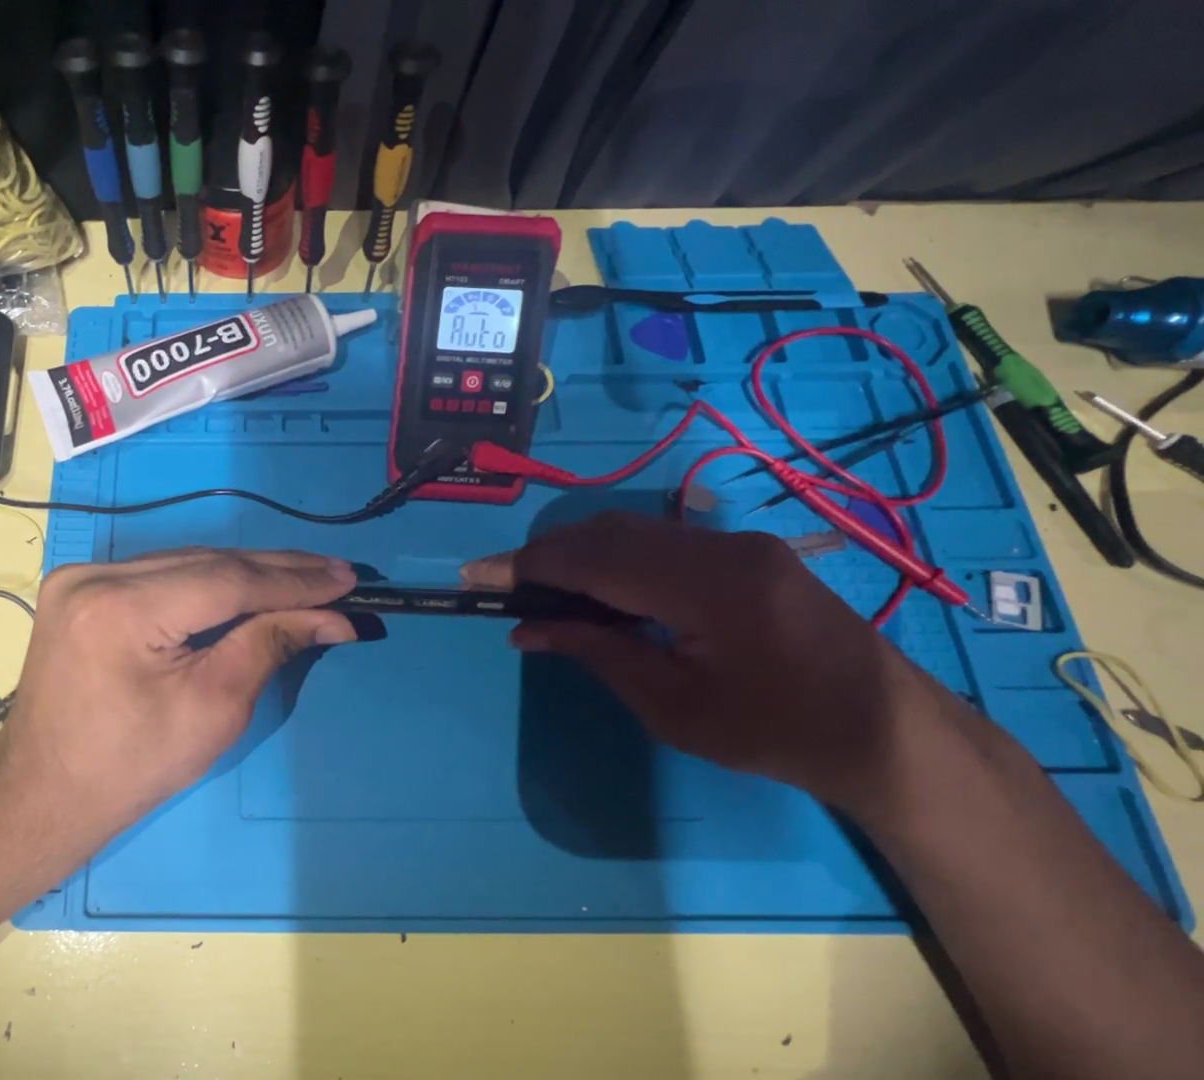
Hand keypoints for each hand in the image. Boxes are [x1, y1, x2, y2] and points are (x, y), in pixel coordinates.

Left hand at [0, 548, 359, 832]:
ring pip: (184, 563)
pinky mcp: (79, 589)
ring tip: (305, 577)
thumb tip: (331, 615)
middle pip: (206, 562)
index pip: (227, 580)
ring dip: (245, 572)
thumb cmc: (132, 768)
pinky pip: (159, 574)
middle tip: (336, 573)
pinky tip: (246, 585)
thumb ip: (269, 645)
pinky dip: (205, 581)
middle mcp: (94, 576)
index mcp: (121, 608)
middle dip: (276, 570)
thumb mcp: (213, 710)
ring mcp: (80, 577)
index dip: (293, 580)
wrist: (44, 793)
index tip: (347, 579)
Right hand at [463, 512, 953, 812]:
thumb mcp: (675, 708)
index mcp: (706, 585)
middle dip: (547, 555)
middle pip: (608, 532)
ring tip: (541, 590)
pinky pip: (661, 542)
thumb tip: (527, 629)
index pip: (593, 560)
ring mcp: (737, 544)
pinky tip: (598, 590)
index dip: (528, 566)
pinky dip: (616, 559)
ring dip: (579, 554)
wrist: (886, 732)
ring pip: (633, 531)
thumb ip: (598, 654)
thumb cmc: (777, 733)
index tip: (476, 576)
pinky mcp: (746, 553)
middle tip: (502, 586)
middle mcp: (720, 547)